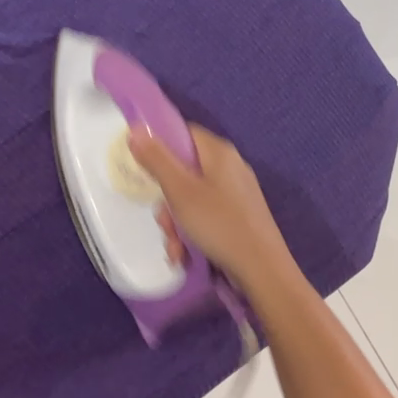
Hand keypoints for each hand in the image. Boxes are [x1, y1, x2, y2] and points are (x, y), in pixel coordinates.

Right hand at [128, 124, 297, 291]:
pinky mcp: (239, 219)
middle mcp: (231, 169)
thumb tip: (136, 129)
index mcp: (220, 153)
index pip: (184, 134)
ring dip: (177, 226)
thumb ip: (157, 160)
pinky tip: (186, 256)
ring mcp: (237, 196)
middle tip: (164, 222)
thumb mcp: (180, 191)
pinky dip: (192, 236)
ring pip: (192, 201)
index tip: (144, 169)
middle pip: (185, 173)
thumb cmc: (219, 224)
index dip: (160, 148)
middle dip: (167, 203)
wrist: (261, 269)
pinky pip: (206, 219)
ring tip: (176, 248)